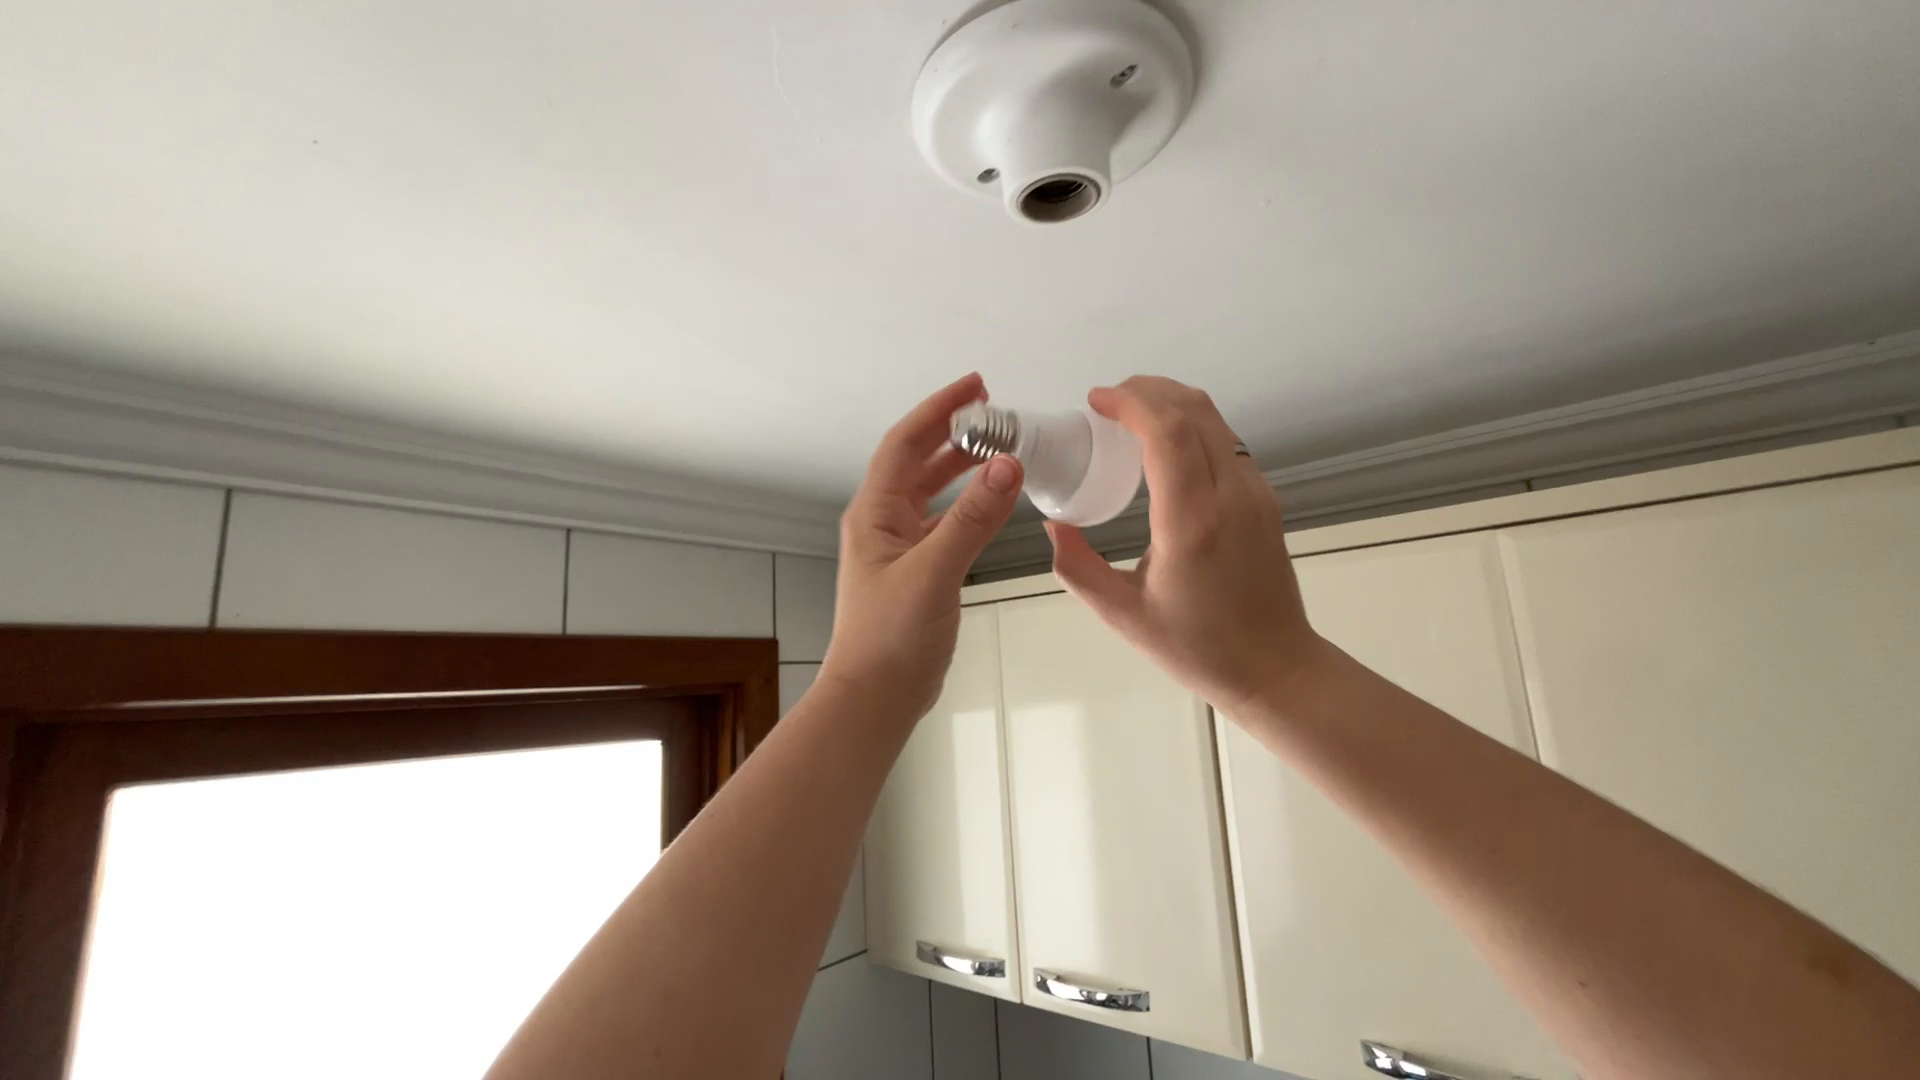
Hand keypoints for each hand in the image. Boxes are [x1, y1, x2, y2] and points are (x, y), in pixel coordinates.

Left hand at [821, 373, 1023, 717]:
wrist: (875, 697)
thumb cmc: (890, 638)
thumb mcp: (933, 572)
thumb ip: (972, 519)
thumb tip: (1007, 465)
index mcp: (875, 514)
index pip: (905, 444)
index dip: (938, 410)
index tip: (976, 388)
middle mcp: (883, 524)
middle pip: (918, 463)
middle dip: (953, 435)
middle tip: (994, 414)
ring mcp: (899, 549)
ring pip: (932, 494)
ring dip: (961, 469)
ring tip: (998, 450)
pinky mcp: (917, 573)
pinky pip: (944, 524)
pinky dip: (967, 508)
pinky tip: (991, 505)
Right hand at [1045, 376, 1324, 713]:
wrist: (1275, 667)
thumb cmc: (1197, 647)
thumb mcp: (1122, 614)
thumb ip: (1077, 566)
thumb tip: (1054, 525)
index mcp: (1191, 522)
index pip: (1167, 433)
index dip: (1130, 403)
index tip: (1096, 400)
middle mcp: (1230, 495)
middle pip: (1193, 411)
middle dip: (1146, 391)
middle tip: (1106, 401)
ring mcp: (1254, 492)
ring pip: (1214, 419)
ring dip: (1170, 403)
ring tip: (1129, 414)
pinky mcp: (1263, 497)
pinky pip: (1225, 440)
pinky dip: (1190, 424)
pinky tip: (1163, 444)